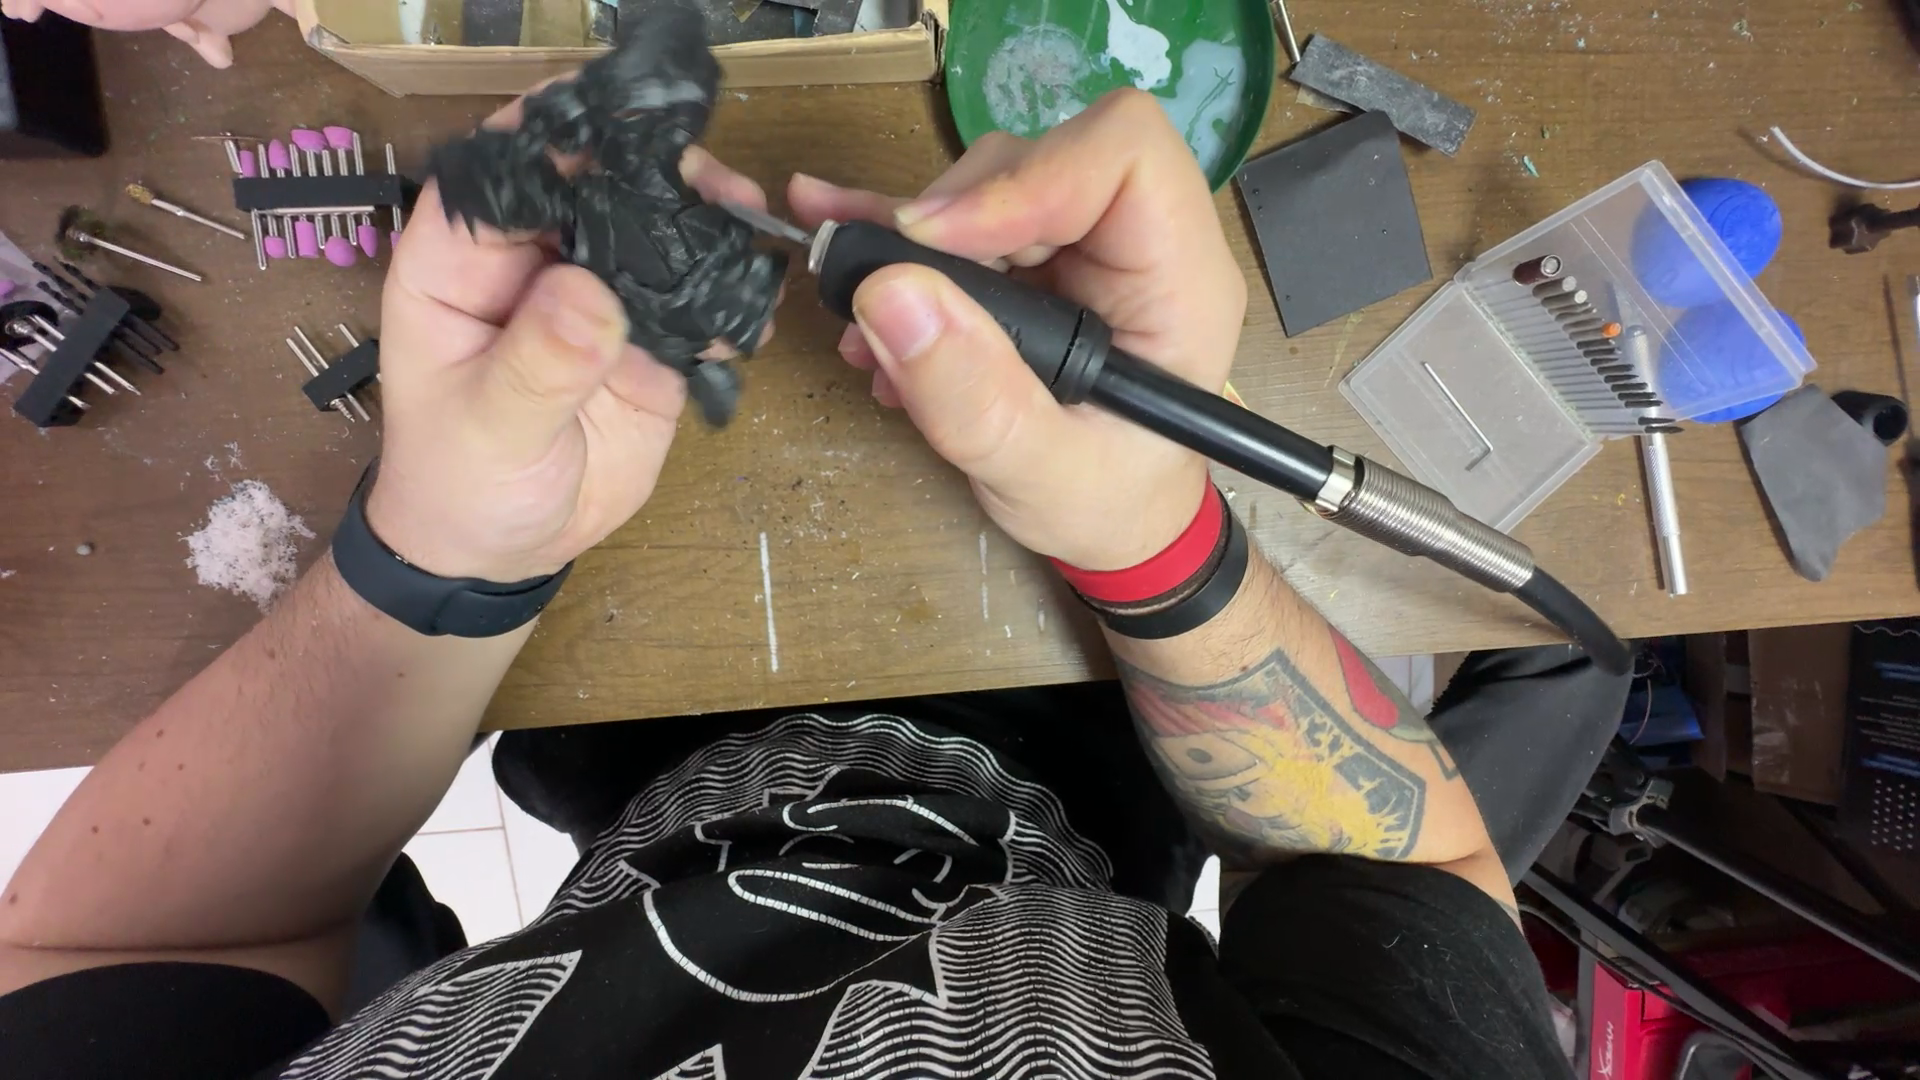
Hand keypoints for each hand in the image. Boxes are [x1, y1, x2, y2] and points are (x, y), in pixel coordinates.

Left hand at [366, 98, 772, 584]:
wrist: (511, 548)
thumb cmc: (465, 484)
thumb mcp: (490, 429)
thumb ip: (537, 364)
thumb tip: (592, 293)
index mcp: (465, 268)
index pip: (503, 177)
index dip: (556, 136)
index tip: (622, 114)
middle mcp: (538, 273)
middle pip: (596, 197)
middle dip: (655, 178)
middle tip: (716, 184)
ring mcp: (602, 313)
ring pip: (657, 250)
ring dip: (706, 236)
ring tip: (753, 232)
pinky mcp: (650, 353)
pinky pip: (695, 317)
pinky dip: (729, 311)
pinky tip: (757, 317)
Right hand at [788, 89, 1246, 570]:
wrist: (1113, 524)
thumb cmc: (1105, 506)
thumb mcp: (1041, 473)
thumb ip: (977, 401)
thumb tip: (889, 295)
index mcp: (1178, 282)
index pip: (1122, 157)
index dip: (1020, 180)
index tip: (929, 242)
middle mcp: (1134, 246)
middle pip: (1039, 161)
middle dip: (947, 221)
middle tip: (880, 292)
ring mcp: (1080, 252)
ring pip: (989, 189)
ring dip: (910, 243)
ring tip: (860, 313)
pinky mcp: (1035, 268)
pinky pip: (965, 229)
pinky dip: (902, 248)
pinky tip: (851, 269)